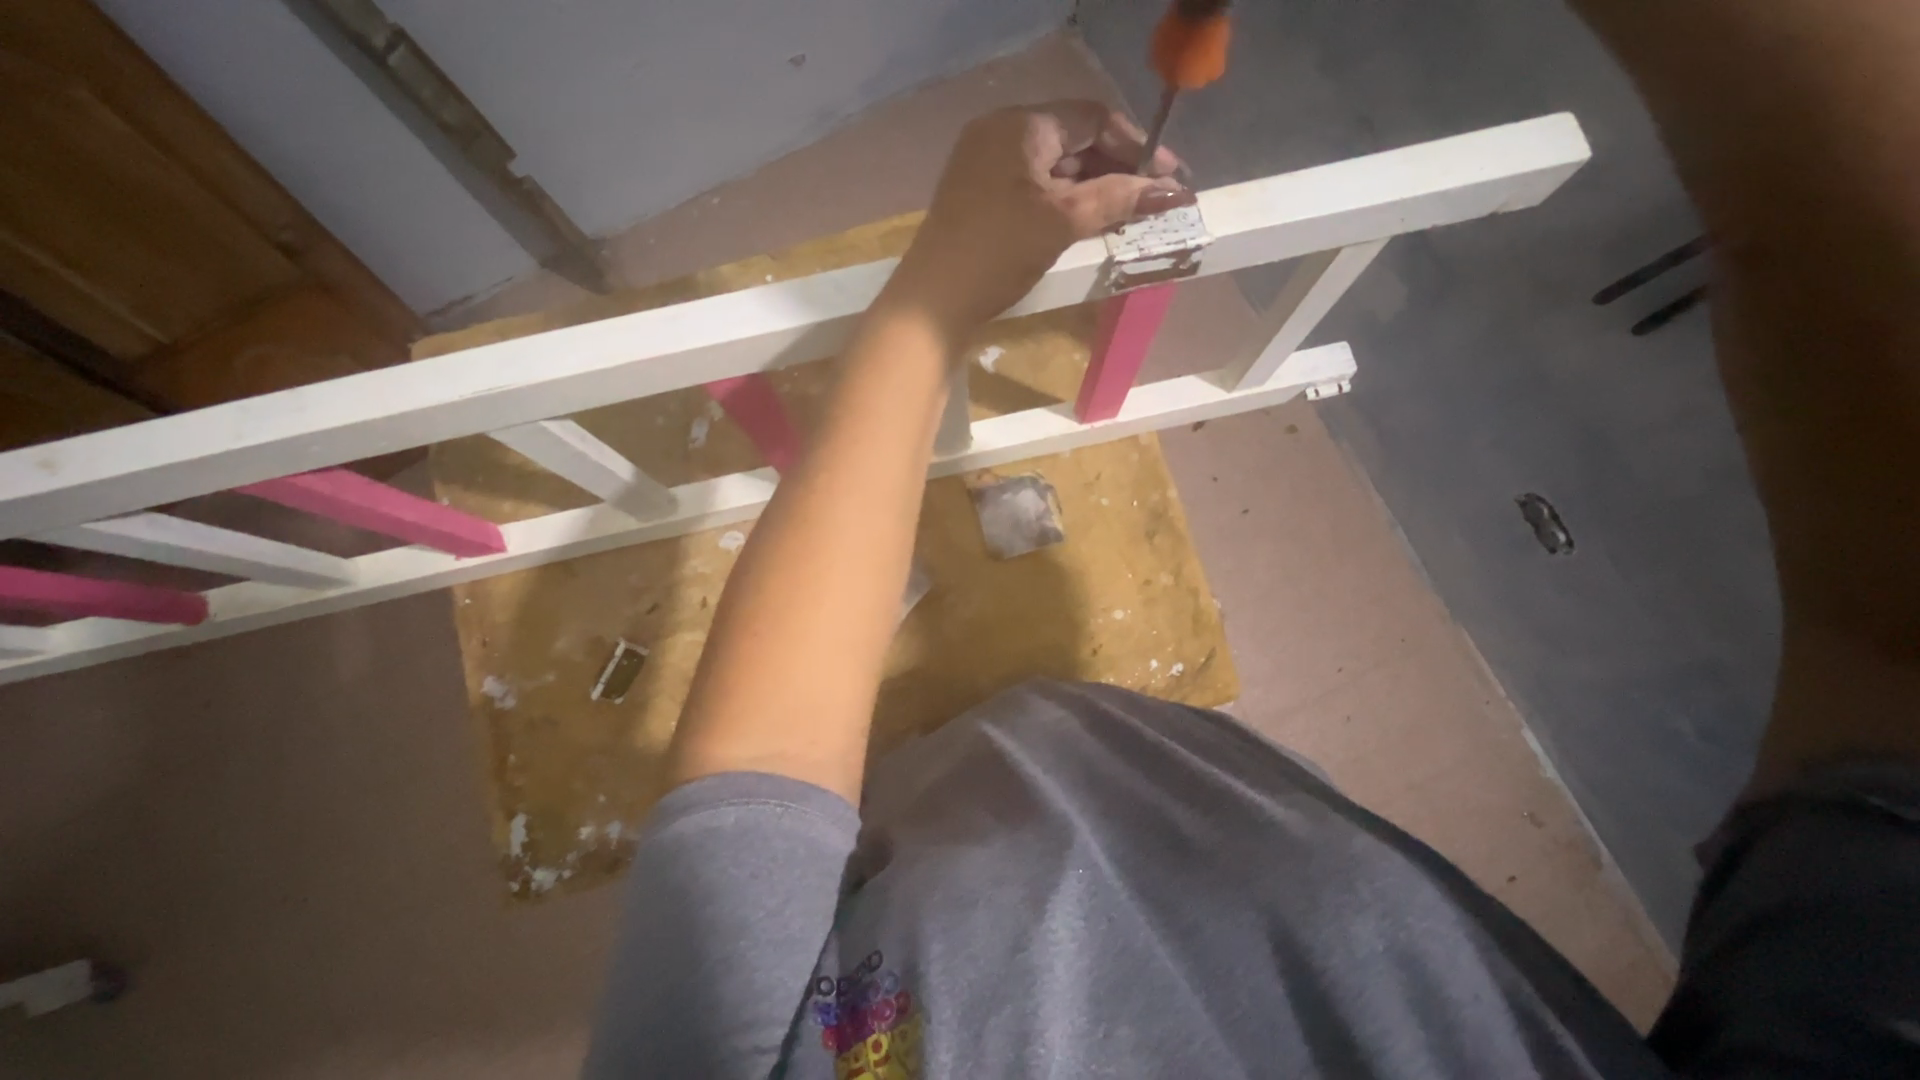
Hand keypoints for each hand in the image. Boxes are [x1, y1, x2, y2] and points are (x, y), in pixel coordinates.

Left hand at [882, 101, 1187, 335]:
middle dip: (1117, 168)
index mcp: (1020, 125)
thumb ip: (1118, 198)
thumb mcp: (1063, 221)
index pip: (1092, 118)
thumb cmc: (998, 252)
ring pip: (1053, 166)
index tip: (1170, 176)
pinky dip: (1063, 202)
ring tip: (1128, 215)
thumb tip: (1171, 190)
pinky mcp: (978, 195)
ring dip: (1093, 188)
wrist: (932, 302)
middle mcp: (1000, 133)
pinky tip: (1088, 224)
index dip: (1136, 145)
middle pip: (1073, 140)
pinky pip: (1033, 186)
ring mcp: (984, 164)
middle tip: (1154, 199)